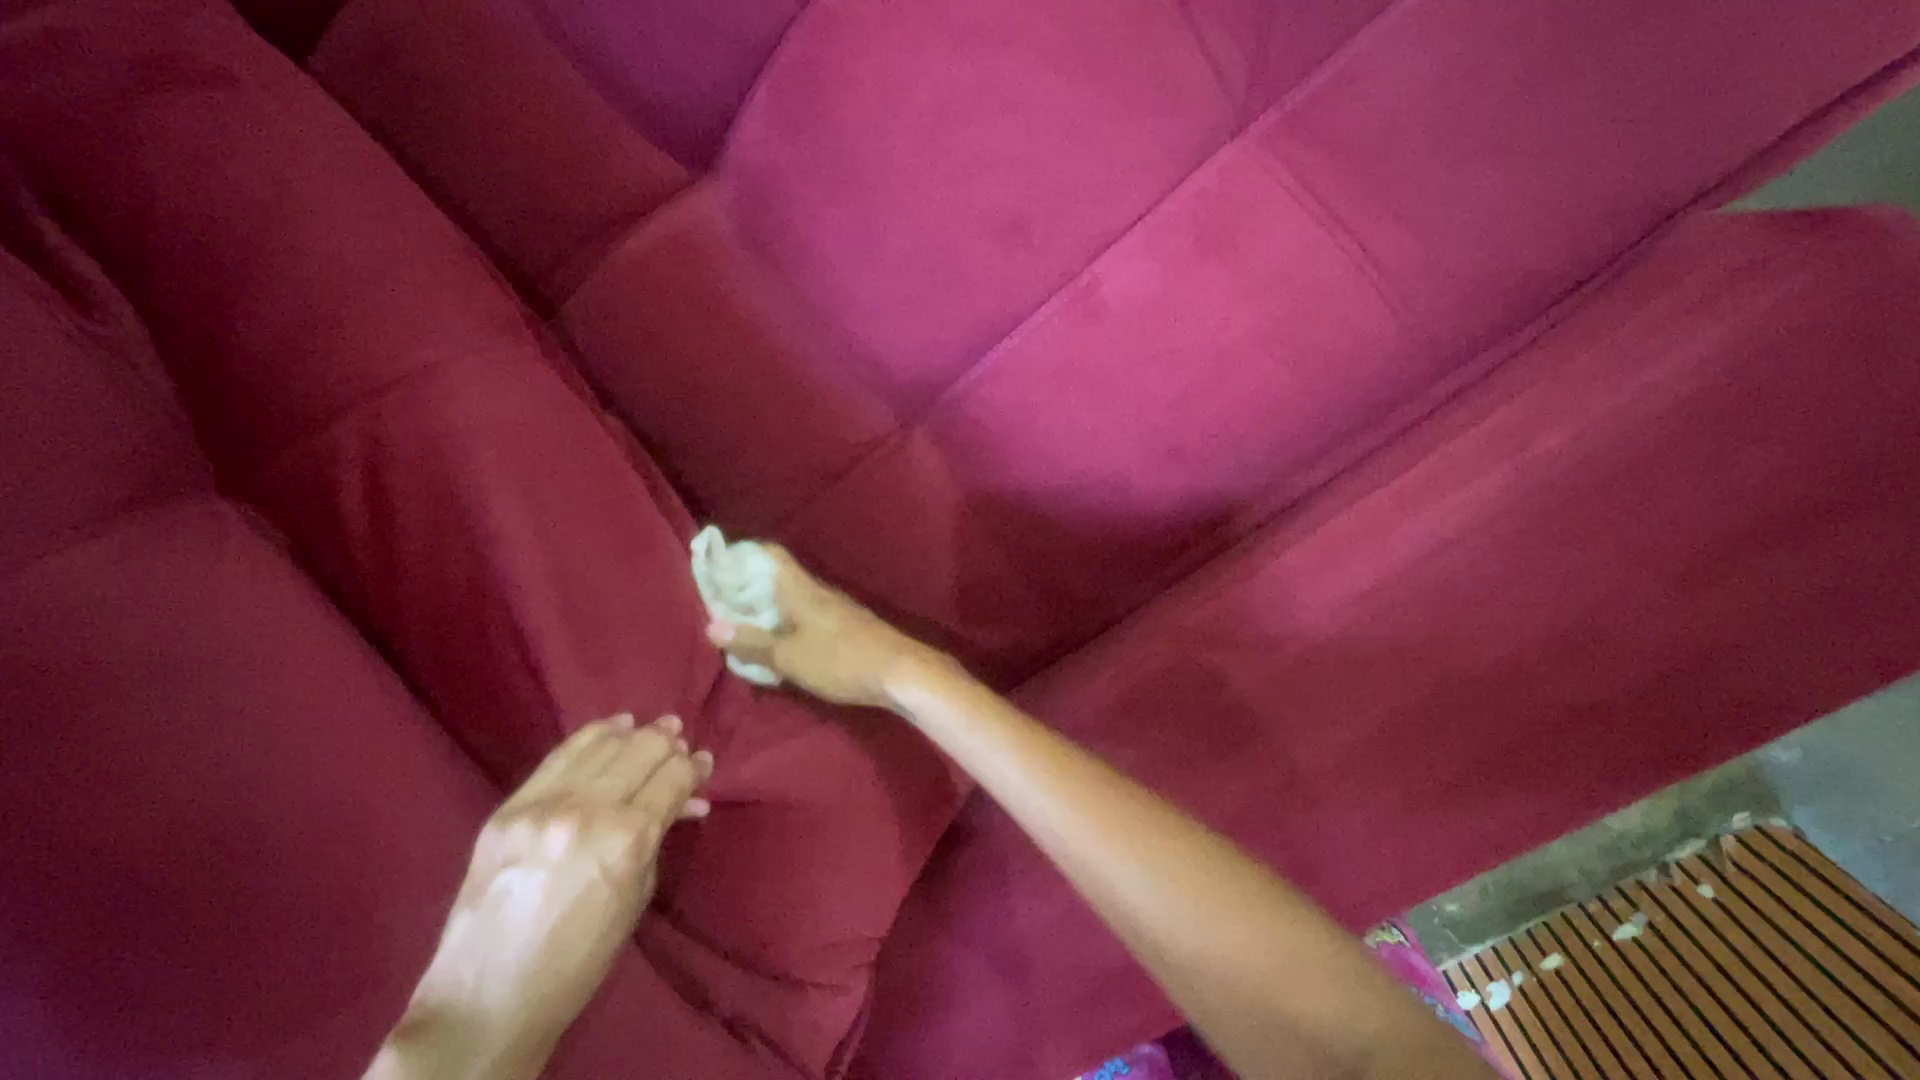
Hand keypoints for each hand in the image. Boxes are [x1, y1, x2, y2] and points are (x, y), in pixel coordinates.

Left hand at [376, 714, 712, 1078]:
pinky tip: (613, 728)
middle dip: (669, 744)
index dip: (694, 768)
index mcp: (627, 840)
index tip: (704, 763)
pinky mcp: (509, 808)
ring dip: (635, 735)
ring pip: (602, 745)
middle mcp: (587, 810)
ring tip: (655, 728)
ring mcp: (542, 805)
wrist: (490, 996)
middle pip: (641, 751)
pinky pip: (560, 756)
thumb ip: (657, 838)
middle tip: (682, 742)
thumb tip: (684, 802)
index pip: (672, 779)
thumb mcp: (636, 897)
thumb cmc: (580, 960)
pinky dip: (593, 737)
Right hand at [705, 542, 953, 709]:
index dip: (741, 554)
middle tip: (718, 606)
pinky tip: (779, 647)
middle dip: (747, 589)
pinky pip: (807, 620)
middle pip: (777, 578)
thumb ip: (752, 642)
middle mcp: (818, 591)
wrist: (901, 673)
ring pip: (793, 601)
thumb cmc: (840, 659)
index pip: (769, 553)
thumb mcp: (788, 656)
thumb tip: (712, 626)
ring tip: (742, 628)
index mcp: (800, 588)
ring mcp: (836, 610)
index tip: (715, 567)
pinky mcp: (847, 629)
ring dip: (767, 611)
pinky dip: (787, 627)